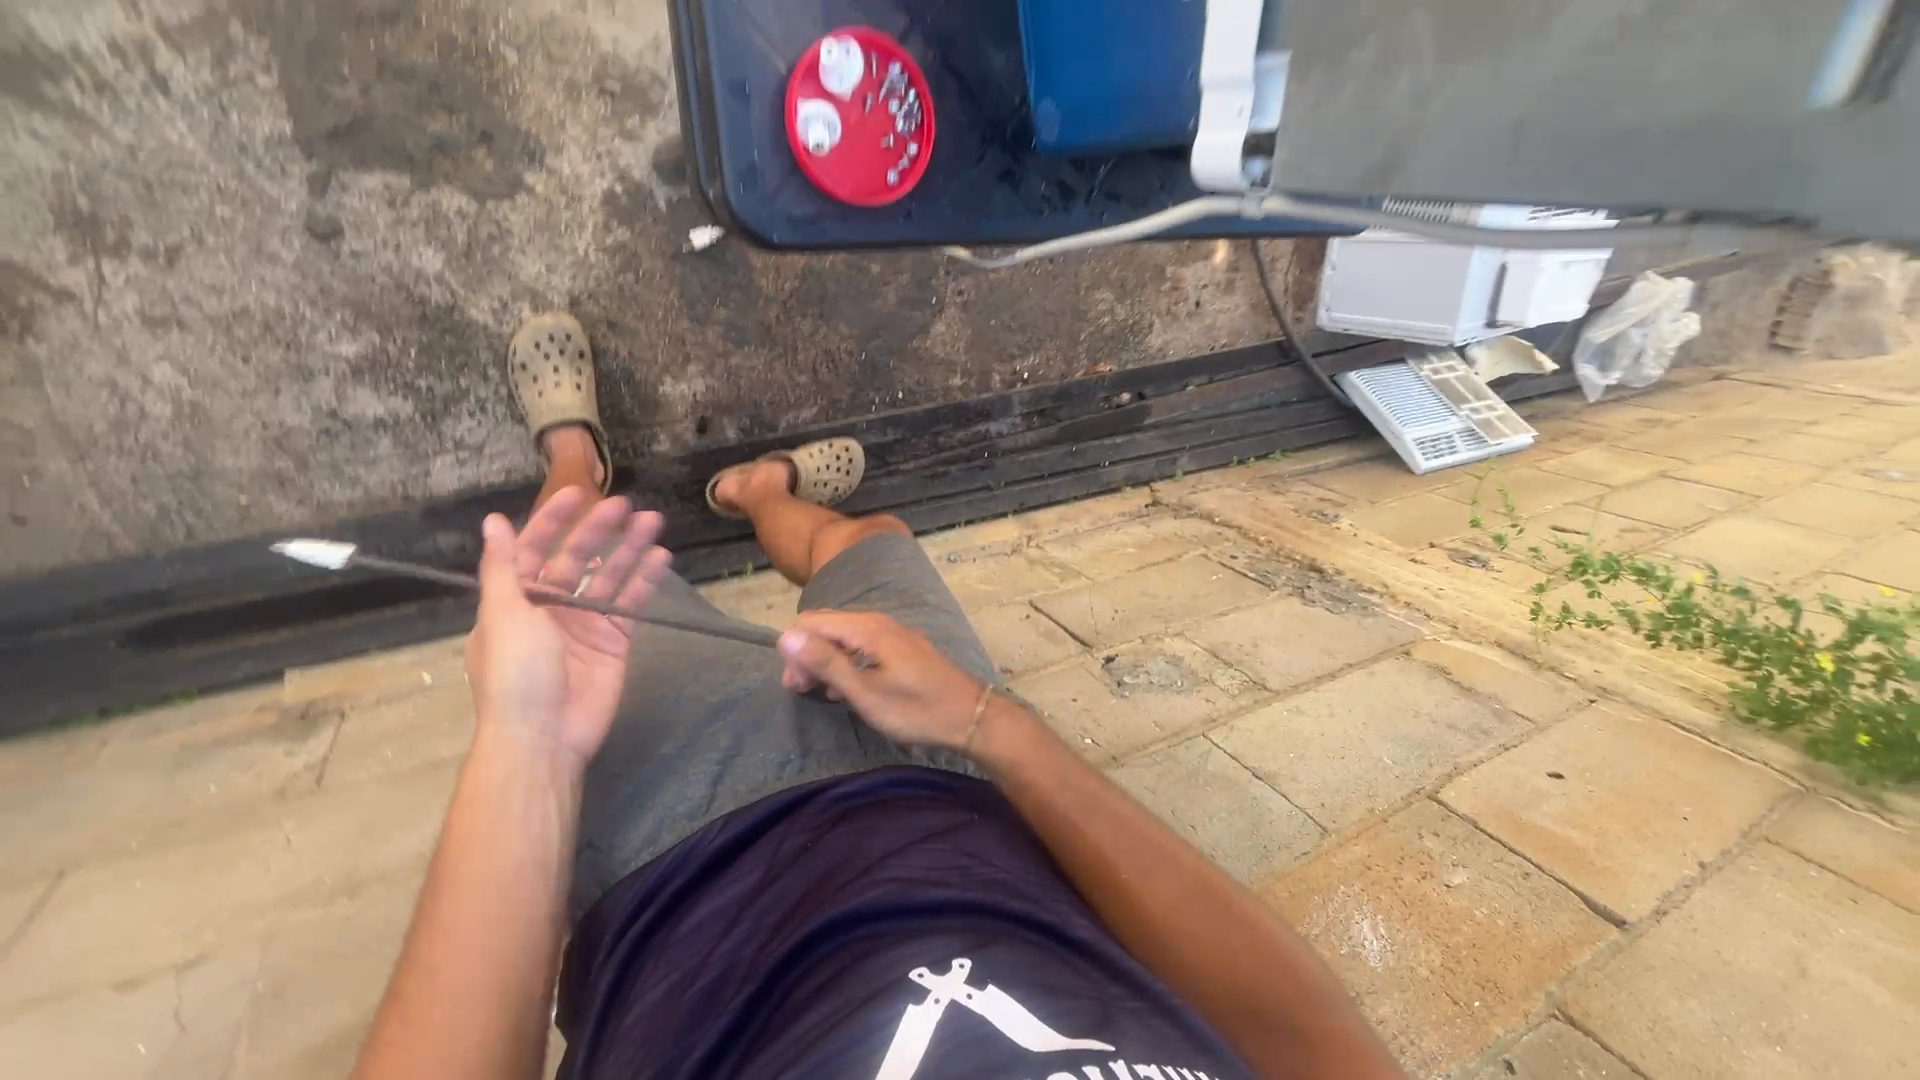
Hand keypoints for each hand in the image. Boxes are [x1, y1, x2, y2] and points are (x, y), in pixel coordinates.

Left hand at [465, 488, 671, 770]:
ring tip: (653, 523)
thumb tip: (493, 521)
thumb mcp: (504, 615)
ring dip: (629, 549)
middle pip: (577, 558)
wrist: (545, 735)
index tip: (578, 494)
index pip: (535, 549)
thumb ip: (503, 566)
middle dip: (599, 531)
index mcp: (516, 599)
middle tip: (626, 506)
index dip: (554, 521)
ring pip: (609, 577)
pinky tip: (660, 558)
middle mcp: (550, 606)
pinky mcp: (614, 641)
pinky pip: (631, 603)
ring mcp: (585, 624)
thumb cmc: (515, 673)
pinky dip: (645, 581)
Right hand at [778, 610, 988, 750]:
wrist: (969, 717)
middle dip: (808, 654)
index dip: (795, 650)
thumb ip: (825, 663)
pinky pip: (862, 647)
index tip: (797, 685)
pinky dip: (847, 663)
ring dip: (826, 661)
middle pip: (826, 626)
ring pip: (844, 637)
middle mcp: (878, 622)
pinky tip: (848, 690)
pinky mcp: (901, 649)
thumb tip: (785, 637)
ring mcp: (892, 634)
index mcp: (867, 628)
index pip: (811, 621)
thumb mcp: (865, 692)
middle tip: (804, 690)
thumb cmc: (916, 709)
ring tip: (822, 693)